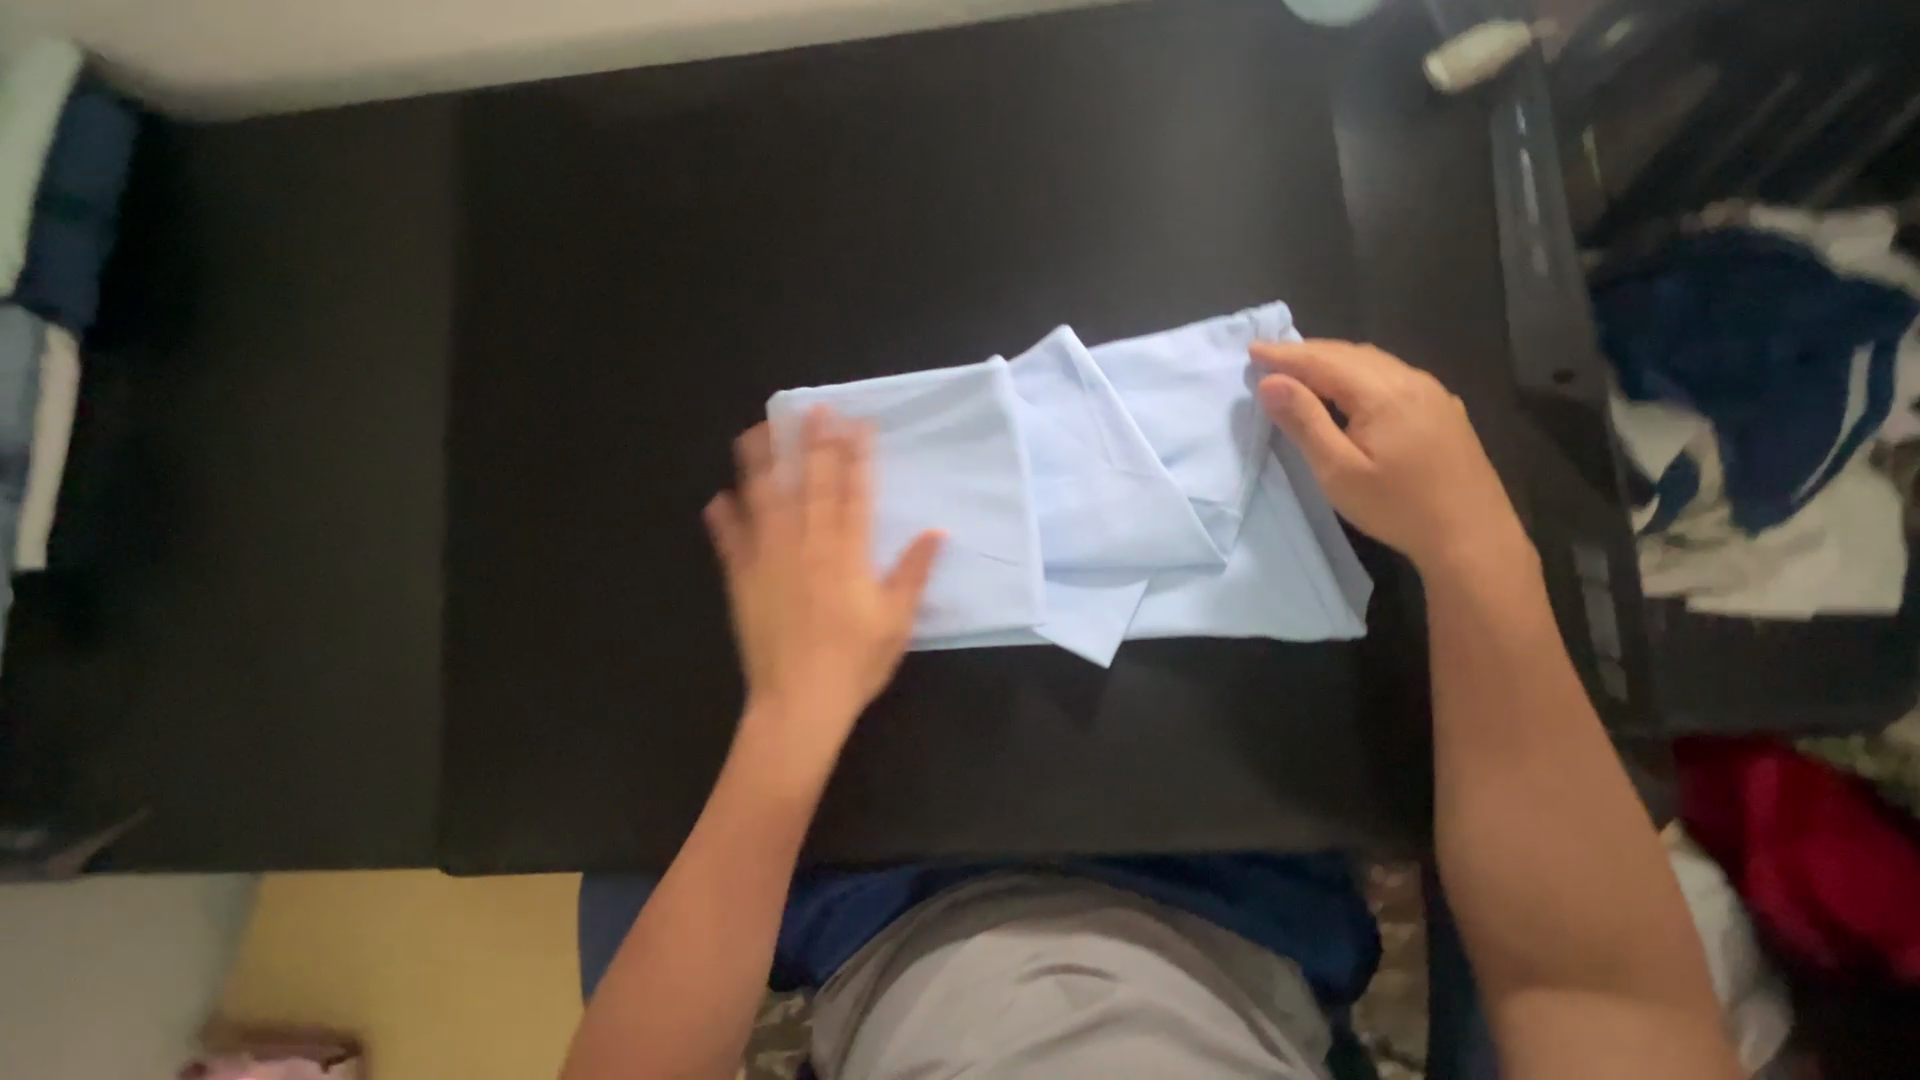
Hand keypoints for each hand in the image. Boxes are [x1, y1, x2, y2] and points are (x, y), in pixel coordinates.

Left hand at [704, 409, 944, 783]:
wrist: (799, 702)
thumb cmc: (855, 662)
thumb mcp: (897, 620)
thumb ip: (914, 572)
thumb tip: (937, 531)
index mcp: (847, 554)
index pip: (854, 492)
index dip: (856, 455)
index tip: (856, 423)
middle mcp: (807, 546)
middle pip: (810, 485)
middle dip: (812, 444)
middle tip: (813, 408)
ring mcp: (770, 561)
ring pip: (765, 502)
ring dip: (762, 465)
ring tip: (758, 431)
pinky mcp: (743, 582)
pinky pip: (731, 543)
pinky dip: (724, 520)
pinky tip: (717, 497)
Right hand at [1252, 339, 1533, 577]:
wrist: (1472, 536)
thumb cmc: (1397, 507)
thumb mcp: (1338, 471)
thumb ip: (1304, 422)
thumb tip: (1271, 383)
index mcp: (1383, 393)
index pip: (1323, 361)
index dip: (1285, 355)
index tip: (1253, 349)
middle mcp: (1411, 381)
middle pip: (1350, 354)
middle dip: (1307, 353)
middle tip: (1270, 357)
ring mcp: (1432, 394)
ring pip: (1374, 364)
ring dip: (1334, 362)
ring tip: (1301, 370)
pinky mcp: (1443, 411)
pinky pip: (1392, 377)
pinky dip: (1359, 374)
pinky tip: (1350, 391)